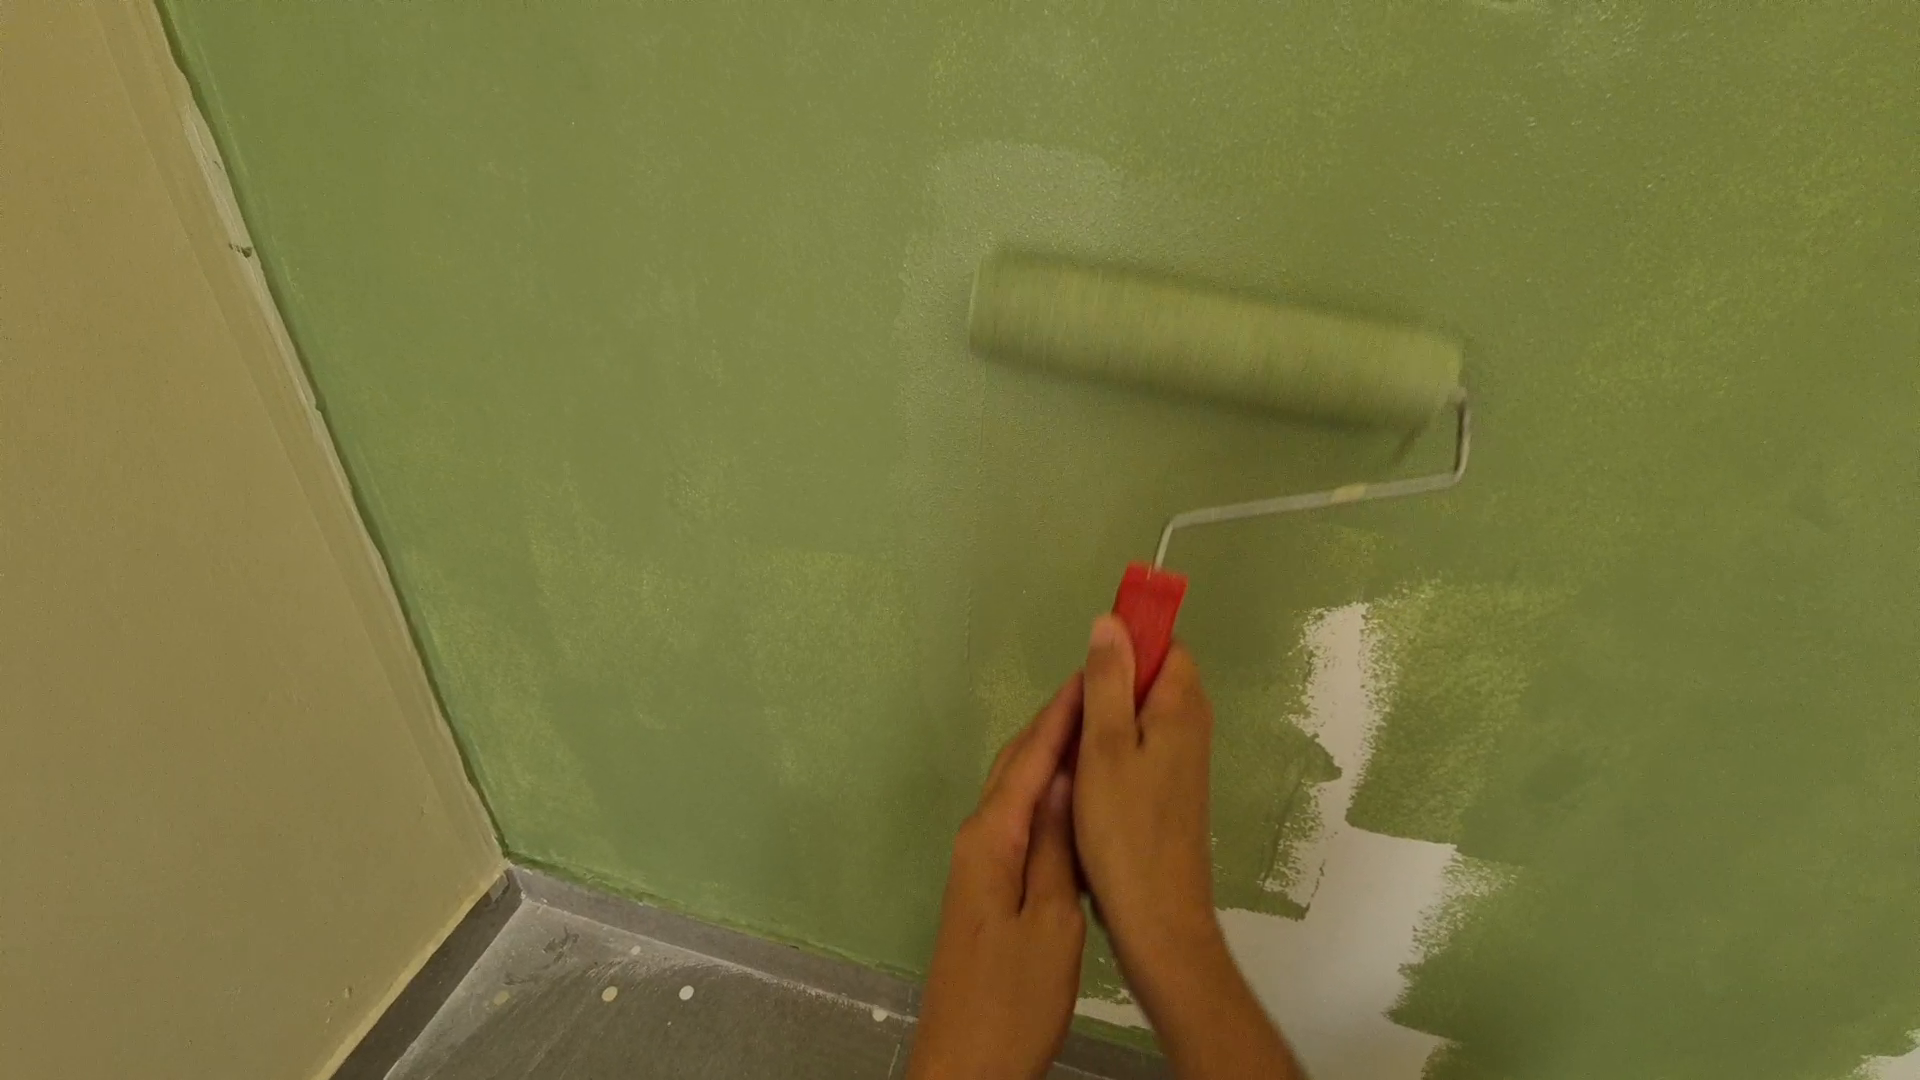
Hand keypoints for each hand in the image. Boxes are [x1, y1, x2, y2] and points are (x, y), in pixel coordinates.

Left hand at [907, 675, 1086, 1079]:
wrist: (966, 1059)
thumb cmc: (1015, 995)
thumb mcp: (1050, 921)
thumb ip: (1053, 845)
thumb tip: (1064, 776)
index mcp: (991, 837)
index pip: (1030, 759)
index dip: (1060, 715)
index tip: (1089, 674)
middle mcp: (977, 835)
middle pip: (1015, 763)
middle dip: (1052, 723)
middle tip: (1093, 689)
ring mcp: (977, 857)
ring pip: (1012, 786)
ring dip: (1045, 751)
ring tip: (1086, 725)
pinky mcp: (983, 878)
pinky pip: (1013, 814)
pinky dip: (1038, 788)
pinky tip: (1063, 791)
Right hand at [1074, 615, 1302, 1079]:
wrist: (1156, 919)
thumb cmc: (1124, 828)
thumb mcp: (1104, 745)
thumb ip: (1107, 679)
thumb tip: (1111, 620)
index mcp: (1182, 708)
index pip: (1167, 645)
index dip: (1129, 643)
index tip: (1088, 670)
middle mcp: (1190, 727)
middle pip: (1151, 679)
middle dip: (1107, 685)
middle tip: (1071, 717)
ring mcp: (1182, 761)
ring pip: (1139, 715)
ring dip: (1103, 721)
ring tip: (1070, 751)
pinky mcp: (1170, 789)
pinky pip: (1138, 746)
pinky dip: (1109, 750)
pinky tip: (1082, 778)